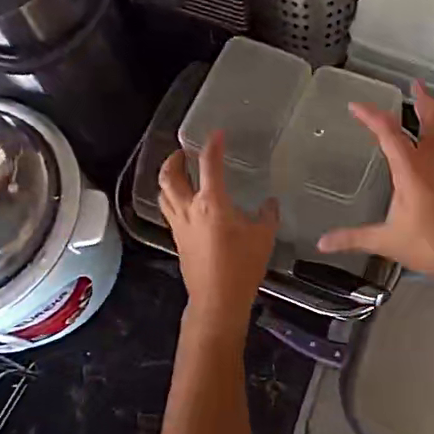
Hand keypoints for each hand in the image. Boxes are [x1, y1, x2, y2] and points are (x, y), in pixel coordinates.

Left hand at [159, 130, 278, 327]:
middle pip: (170, 176)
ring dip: (168, 179)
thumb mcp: (263, 237)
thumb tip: (270, 204)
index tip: (216, 134)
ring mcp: (179, 225)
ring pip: (163, 193)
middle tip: (183, 153)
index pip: (209, 165)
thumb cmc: (242, 267)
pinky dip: (172, 199)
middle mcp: (190, 209)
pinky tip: (184, 204)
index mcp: (212, 203)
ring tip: (178, 174)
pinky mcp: (177, 240)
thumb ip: (267, 216)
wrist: (217, 299)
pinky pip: (169, 211)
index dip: (213, 146)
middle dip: (174, 159)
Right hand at [318, 81, 433, 294]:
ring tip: (426, 105)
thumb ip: (354, 239)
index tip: (356, 106)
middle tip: (414, 84)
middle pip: (429, 118)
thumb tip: (323, 243)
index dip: (370, 115)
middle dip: (420, 99)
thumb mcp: (388, 242)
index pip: (388, 131)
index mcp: (413, 169)